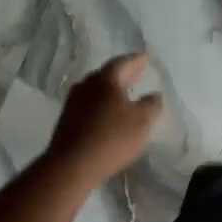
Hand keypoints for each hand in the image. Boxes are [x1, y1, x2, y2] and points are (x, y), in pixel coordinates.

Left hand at [46, 54, 163, 184]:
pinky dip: (102, 104)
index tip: (146, 57)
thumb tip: (154, 95)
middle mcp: (87, 85)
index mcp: (106, 80)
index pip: (123, 63)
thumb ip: (151, 105)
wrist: (71, 164)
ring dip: (111, 90)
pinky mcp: (67, 119)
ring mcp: (73, 102)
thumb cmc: (111, 138)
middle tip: (137, 72)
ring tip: (124, 93)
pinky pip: (89, 104)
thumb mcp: (142, 122)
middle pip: (108, 74)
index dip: (137, 60)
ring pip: (96, 89)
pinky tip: (108, 113)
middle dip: (124, 74)